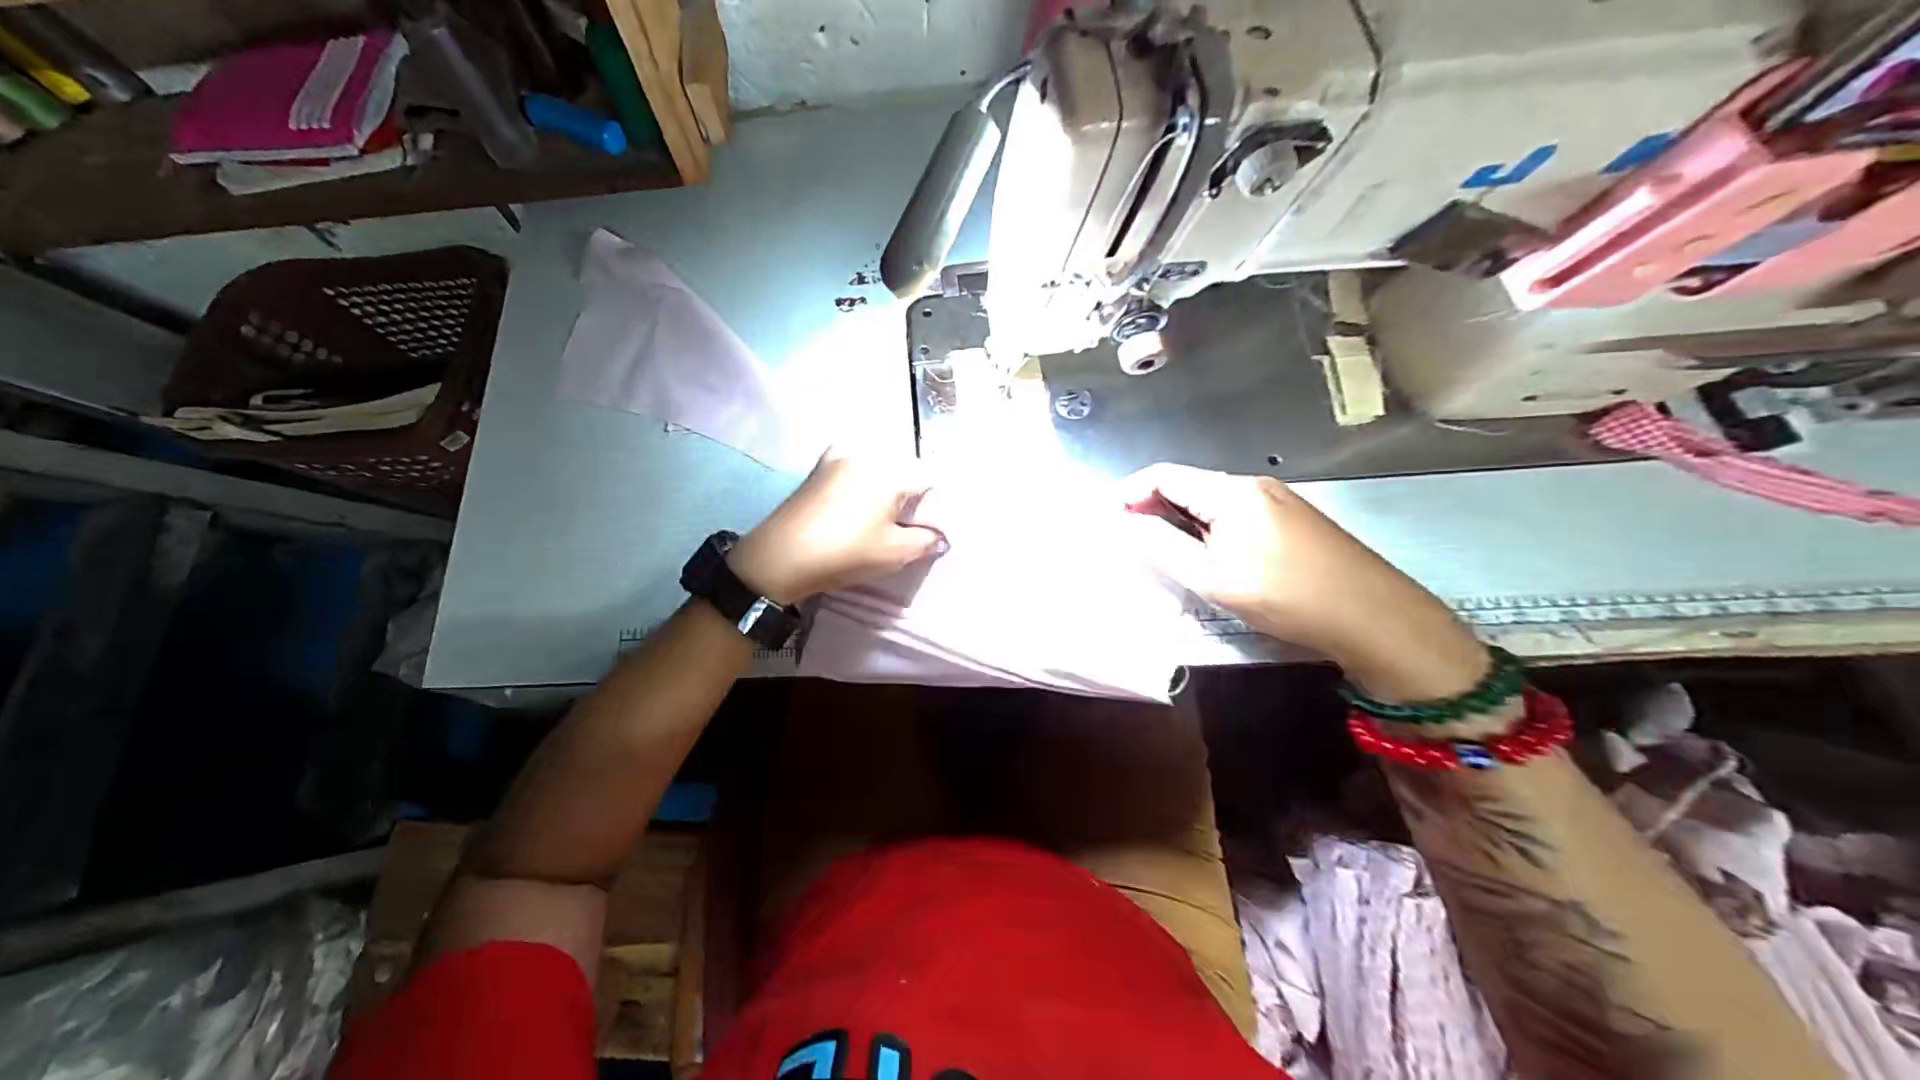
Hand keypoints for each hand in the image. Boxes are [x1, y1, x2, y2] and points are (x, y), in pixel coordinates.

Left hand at [728, 450, 947, 604]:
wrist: (778, 557)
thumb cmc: (843, 552)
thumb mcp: (893, 552)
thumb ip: (925, 541)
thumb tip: (940, 537)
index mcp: (890, 468)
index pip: (931, 477)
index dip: (938, 502)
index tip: (937, 524)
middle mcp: (866, 452)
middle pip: (905, 468)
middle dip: (914, 494)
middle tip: (915, 525)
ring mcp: (839, 456)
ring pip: (880, 468)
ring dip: (889, 490)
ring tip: (888, 520)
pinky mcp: (820, 468)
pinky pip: (856, 471)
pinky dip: (866, 487)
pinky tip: (862, 512)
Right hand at [1118, 464, 1490, 702]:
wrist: (1375, 617)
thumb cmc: (1288, 597)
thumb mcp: (1213, 579)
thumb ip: (1163, 547)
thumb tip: (1126, 523)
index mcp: (1232, 491)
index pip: (1164, 475)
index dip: (1129, 492)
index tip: (1106, 519)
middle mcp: (1254, 485)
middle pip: (1188, 484)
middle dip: (1152, 507)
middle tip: (1128, 539)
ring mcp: (1277, 500)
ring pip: (1211, 501)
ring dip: (1179, 520)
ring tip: (1159, 551)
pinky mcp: (1291, 520)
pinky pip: (1235, 514)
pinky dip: (1207, 528)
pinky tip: (1205, 556)